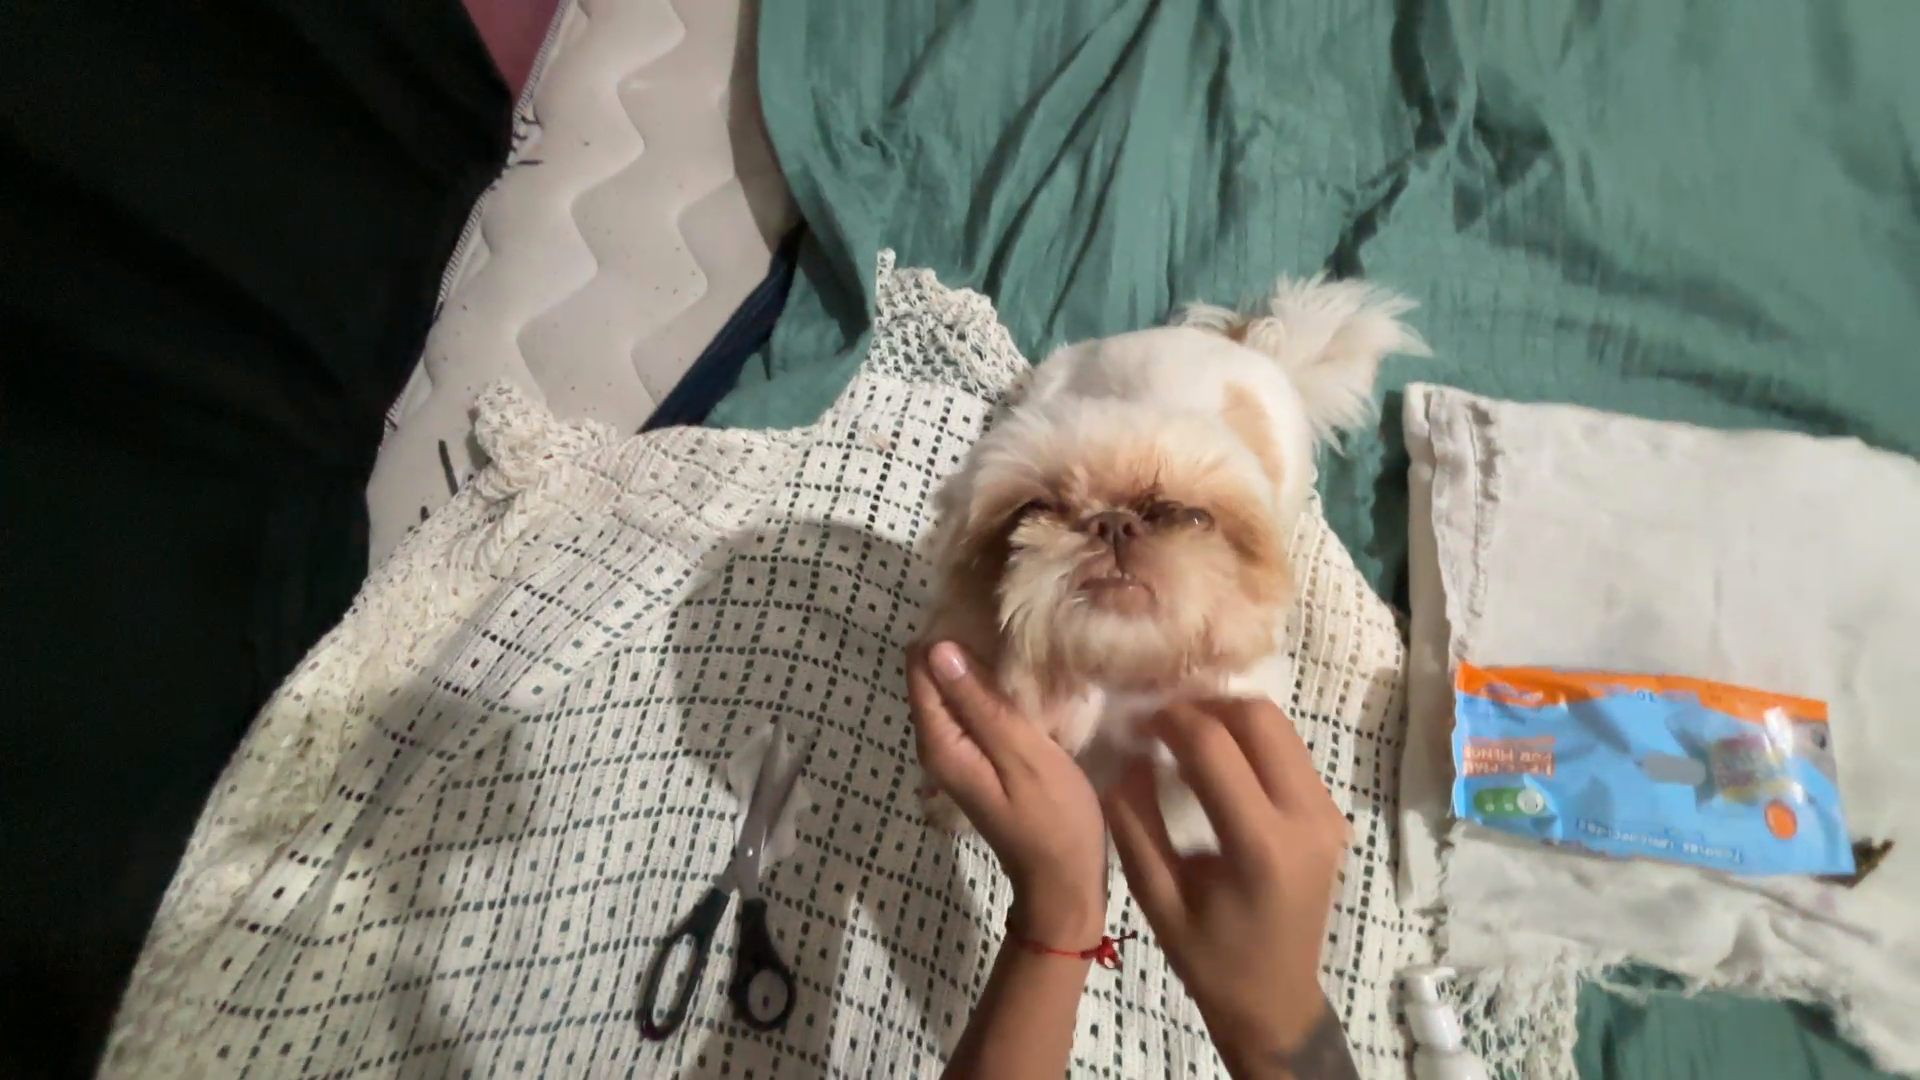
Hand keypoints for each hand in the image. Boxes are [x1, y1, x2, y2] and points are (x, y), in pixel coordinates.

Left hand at [907, 641, 1108, 945]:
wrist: (1064, 882)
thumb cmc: (1053, 817)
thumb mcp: (1022, 753)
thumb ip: (979, 702)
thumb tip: (937, 648)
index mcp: (941, 742)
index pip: (921, 669)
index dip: (945, 634)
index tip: (982, 610)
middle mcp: (937, 745)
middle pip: (933, 676)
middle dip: (961, 645)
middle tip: (1006, 622)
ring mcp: (956, 752)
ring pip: (953, 690)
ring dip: (977, 665)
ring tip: (1016, 639)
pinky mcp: (976, 756)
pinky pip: (970, 708)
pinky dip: (988, 688)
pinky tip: (1019, 676)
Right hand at [1102, 699, 1349, 1064]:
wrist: (1277, 1001)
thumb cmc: (1209, 956)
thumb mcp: (1155, 897)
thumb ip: (1134, 821)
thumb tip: (1127, 753)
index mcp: (1260, 847)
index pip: (1214, 748)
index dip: (1170, 720)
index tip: (1138, 722)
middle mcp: (1306, 820)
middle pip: (1258, 718)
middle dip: (1203, 706)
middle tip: (1164, 722)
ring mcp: (1327, 814)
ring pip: (1278, 724)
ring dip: (1227, 715)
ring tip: (1187, 734)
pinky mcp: (1330, 812)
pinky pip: (1289, 746)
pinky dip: (1248, 735)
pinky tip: (1217, 756)